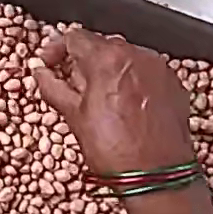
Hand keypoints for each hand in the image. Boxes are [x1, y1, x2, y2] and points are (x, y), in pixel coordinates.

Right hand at [31, 27, 196, 175]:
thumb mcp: (73, 115)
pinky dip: (128, 79)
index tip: (49, 63)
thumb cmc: (115, 149)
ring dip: (105, 69)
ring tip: (95, 97)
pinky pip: (143, 70)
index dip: (56, 49)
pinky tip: (120, 103)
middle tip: (68, 84)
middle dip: (81, 60)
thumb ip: (53, 86)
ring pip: (123, 56)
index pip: (74, 37)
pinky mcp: (172, 83)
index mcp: (107, 59)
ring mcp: (158, 68)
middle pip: (100, 44)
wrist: (157, 175)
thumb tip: (40, 72)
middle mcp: (136, 55)